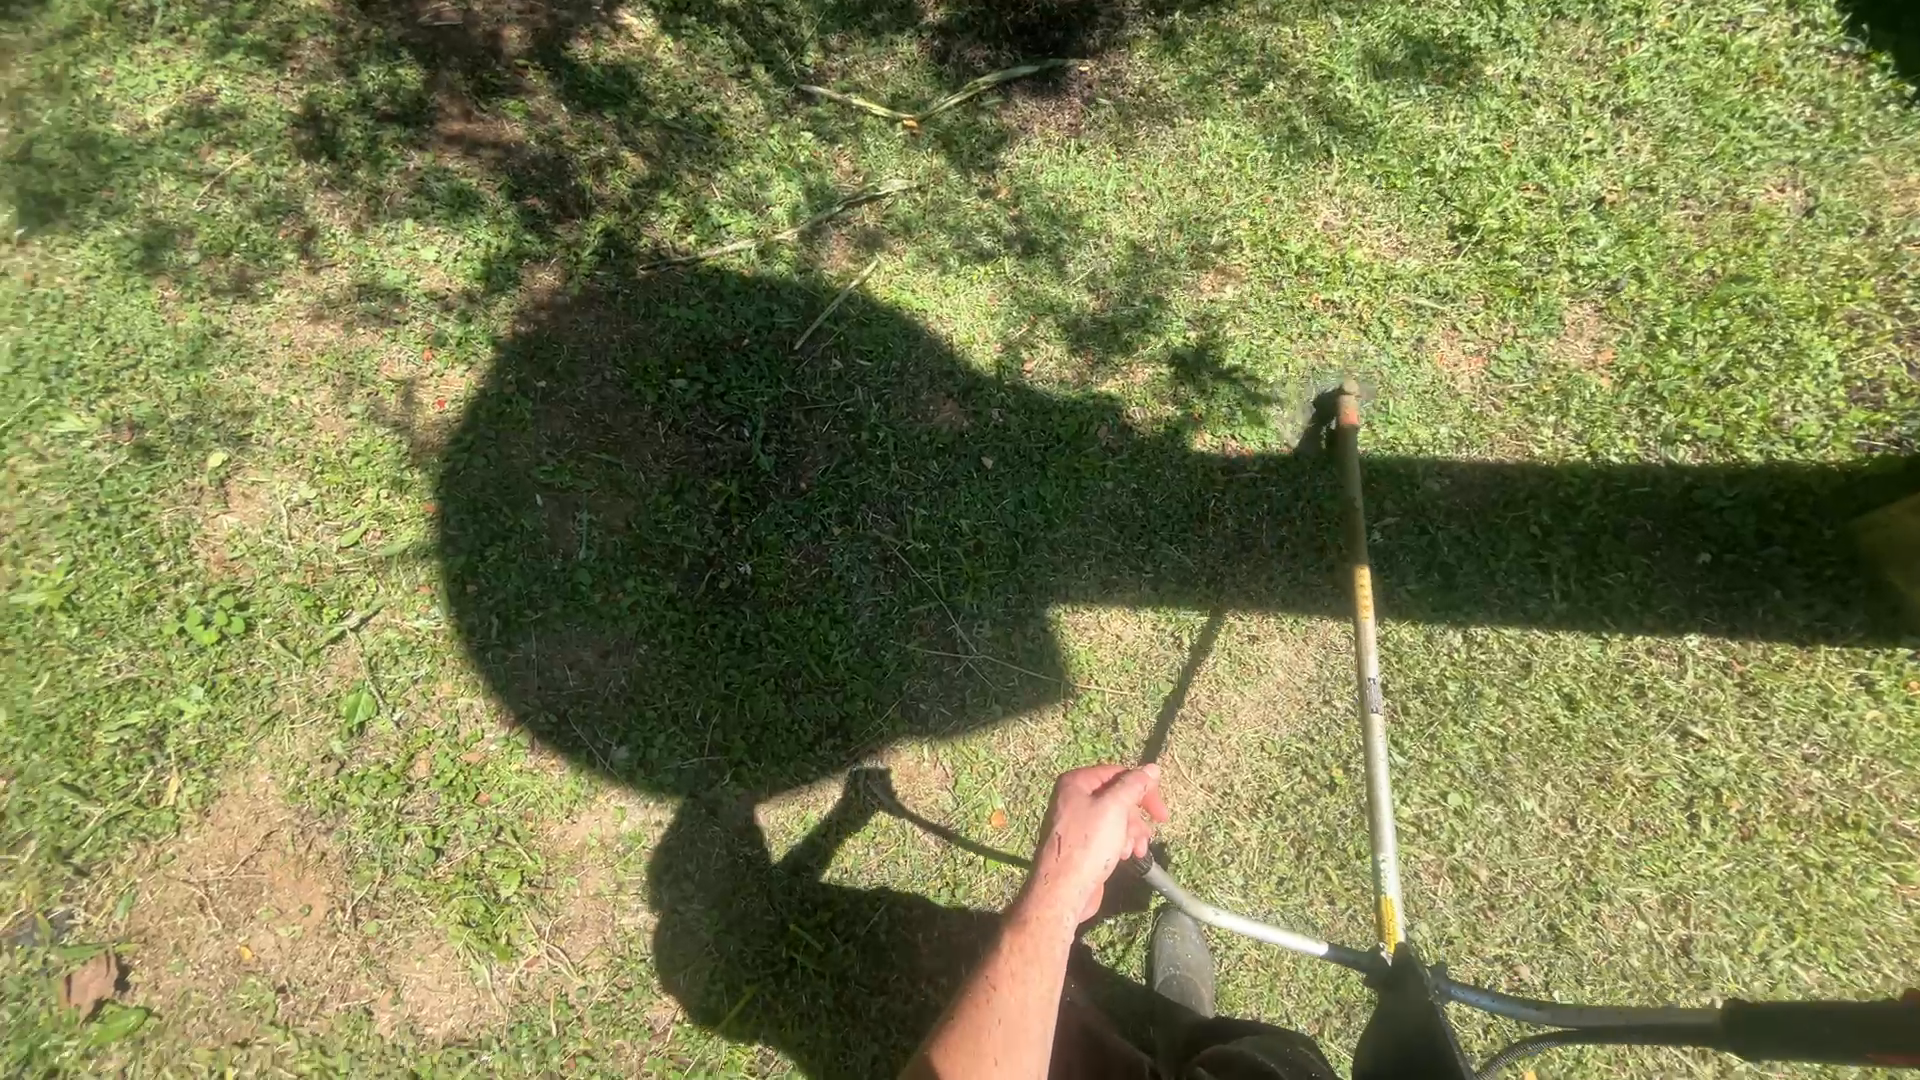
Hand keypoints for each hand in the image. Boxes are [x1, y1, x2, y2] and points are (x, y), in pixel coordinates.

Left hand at [1018, 764, 1169, 926]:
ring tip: (1134, 851)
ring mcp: (1078, 821)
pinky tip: (1125, 857)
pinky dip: (1121, 843)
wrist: (1063, 890)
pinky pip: (1110, 835)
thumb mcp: (1114, 808)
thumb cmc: (1087, 845)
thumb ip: (1134, 786)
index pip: (1118, 774)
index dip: (1143, 790)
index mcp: (1076, 782)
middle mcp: (1074, 797)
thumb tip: (1152, 767)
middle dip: (1136, 818)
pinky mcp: (1084, 843)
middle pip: (1118, 797)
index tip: (1161, 813)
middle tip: (1147, 836)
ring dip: (1131, 833)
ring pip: (1117, 818)